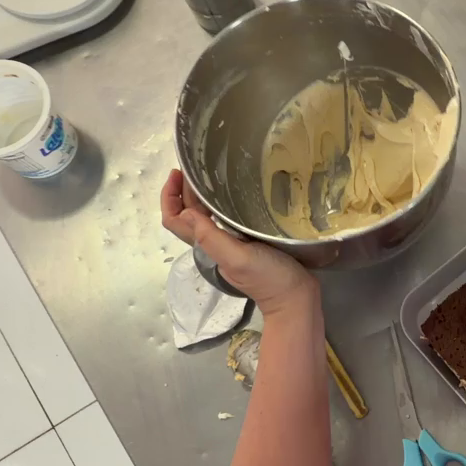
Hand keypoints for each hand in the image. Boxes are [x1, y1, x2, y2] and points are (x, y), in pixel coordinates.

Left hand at [161, 169, 317, 316]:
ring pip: (207, 217)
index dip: (169, 197)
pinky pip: (228, 220)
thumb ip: (211, 237)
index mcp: (208, 246)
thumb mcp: (238, 258)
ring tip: (213, 174)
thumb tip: (185, 211)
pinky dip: (224, 204)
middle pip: (189, 215)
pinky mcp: (251, 244)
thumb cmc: (268, 279)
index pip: (174, 220)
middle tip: (196, 167)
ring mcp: (233, 244)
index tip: (178, 174)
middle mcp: (216, 244)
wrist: (295, 298)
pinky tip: (238, 194)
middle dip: (184, 191)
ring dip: (203, 196)